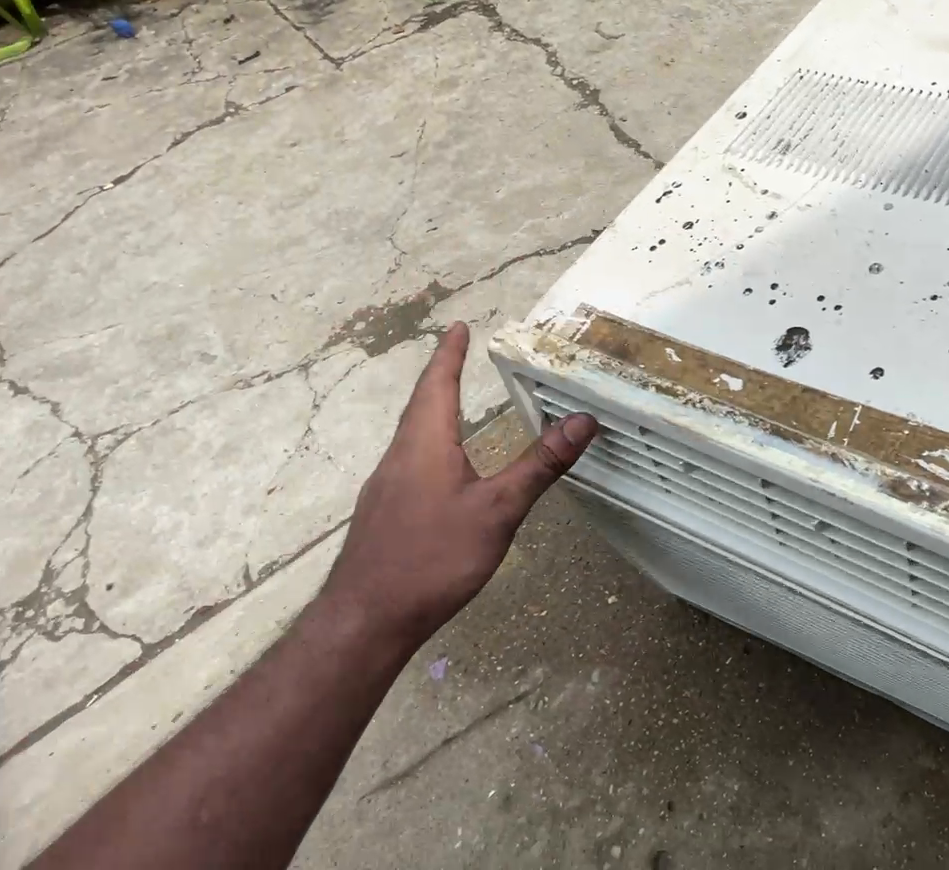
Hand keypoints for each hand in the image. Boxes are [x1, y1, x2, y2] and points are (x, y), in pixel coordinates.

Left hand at [318, 321, 598, 652]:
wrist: (365, 621)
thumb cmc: (433, 557)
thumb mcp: (498, 510)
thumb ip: (539, 464)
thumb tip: (582, 420)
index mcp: (424, 446)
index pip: (437, 386)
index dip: (450, 355)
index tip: (459, 326)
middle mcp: (399, 459)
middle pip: (420, 407)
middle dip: (442, 378)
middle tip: (460, 355)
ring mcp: (387, 489)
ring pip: (413, 437)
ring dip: (434, 411)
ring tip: (456, 402)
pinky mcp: (385, 515)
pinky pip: (411, 462)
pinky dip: (431, 444)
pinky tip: (445, 468)